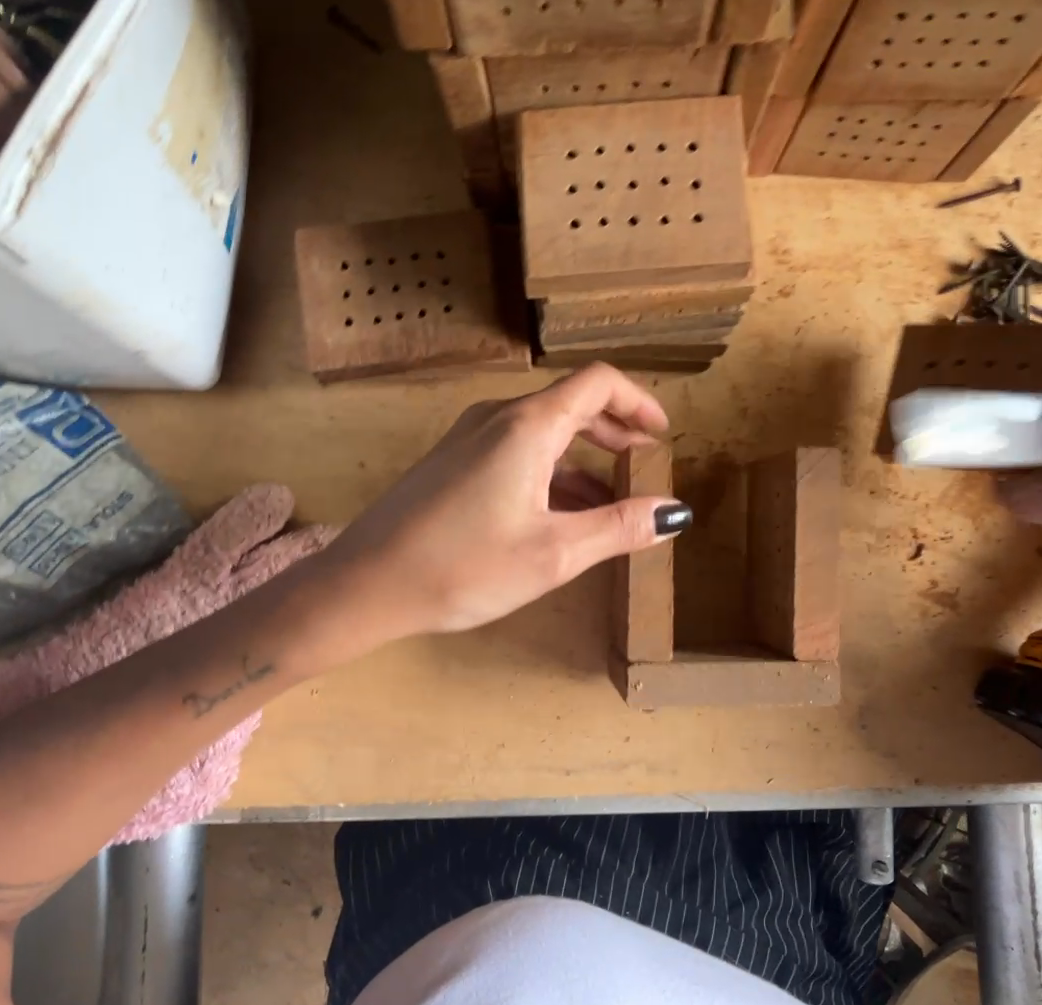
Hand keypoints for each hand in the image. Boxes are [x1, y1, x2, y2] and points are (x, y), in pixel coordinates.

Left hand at [315, 363, 690, 641]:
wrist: (366, 584)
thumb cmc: (464, 566)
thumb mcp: (554, 553)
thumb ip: (619, 528)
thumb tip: (675, 513)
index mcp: (528, 426)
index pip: (598, 383)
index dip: (639, 402)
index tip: (663, 436)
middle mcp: (498, 419)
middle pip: (571, 404)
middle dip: (615, 432)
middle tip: (643, 468)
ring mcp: (469, 439)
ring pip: (543, 432)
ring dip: (583, 459)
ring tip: (611, 502)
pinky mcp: (451, 463)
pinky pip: (515, 452)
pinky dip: (550, 472)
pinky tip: (560, 515)